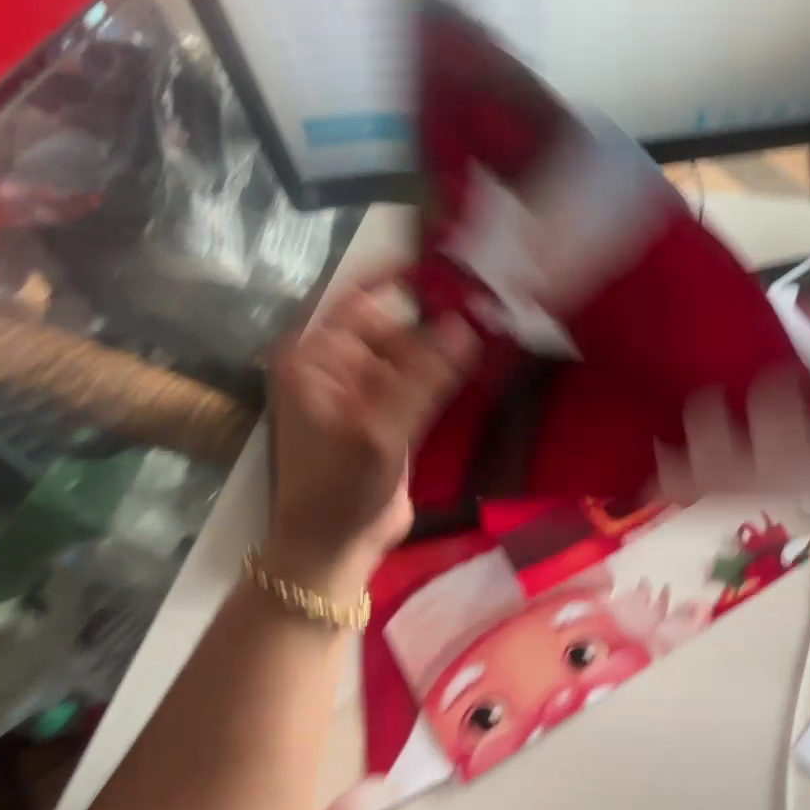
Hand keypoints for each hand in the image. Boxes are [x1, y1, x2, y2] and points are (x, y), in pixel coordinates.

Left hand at [266, 278, 479, 583]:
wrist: (336, 545)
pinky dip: (447, 373)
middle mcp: (337, 366)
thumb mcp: (379, 427)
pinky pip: (421, 382)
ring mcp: (366, 392)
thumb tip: (466, 325)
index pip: (361, 299)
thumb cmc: (340, 485)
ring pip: (411, 354)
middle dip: (434, 315)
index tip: (451, 264)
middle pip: (392, 325)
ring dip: (445, 345)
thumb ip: (422, 375)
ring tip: (493, 322)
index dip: (402, 278)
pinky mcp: (391, 416)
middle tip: (488, 300)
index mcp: (315, 357)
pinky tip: (481, 360)